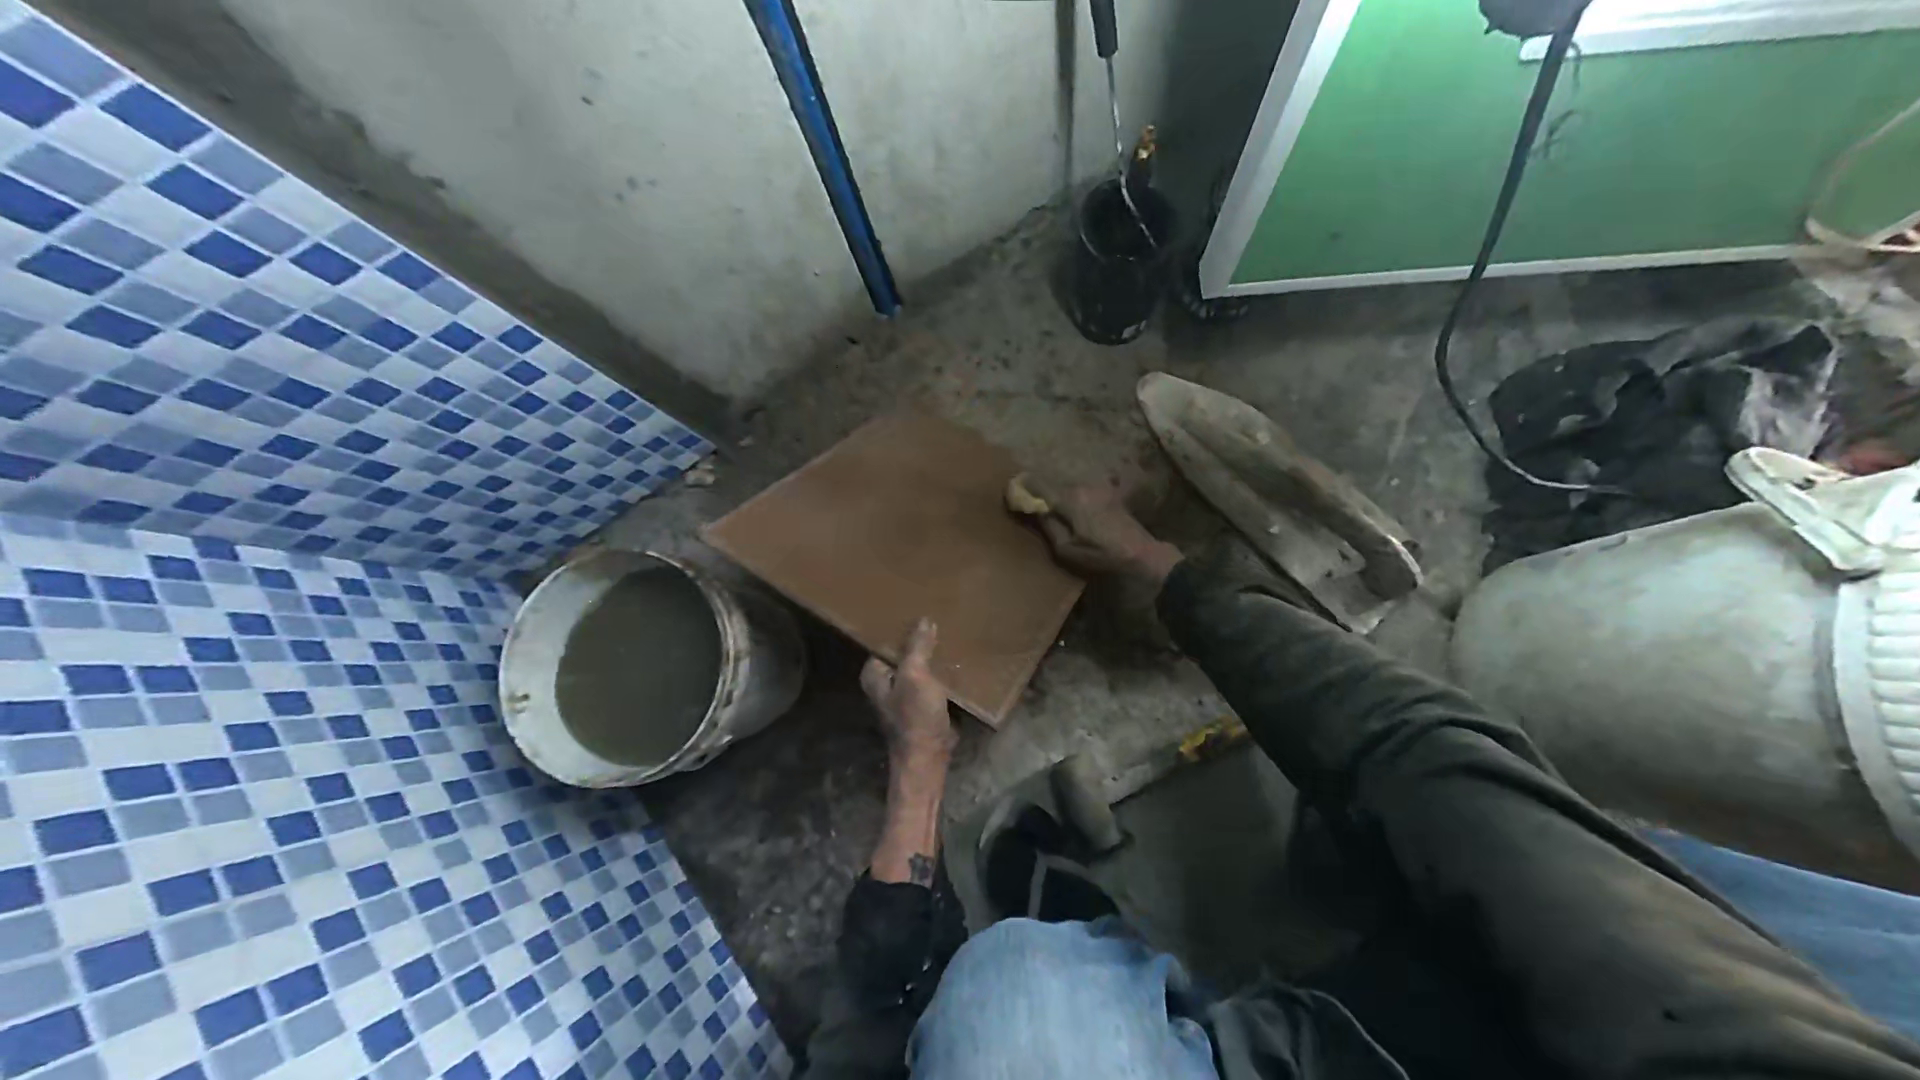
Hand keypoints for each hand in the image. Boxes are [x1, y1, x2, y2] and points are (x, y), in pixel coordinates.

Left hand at [861, 618, 956, 764]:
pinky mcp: (922, 703)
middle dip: (917, 640)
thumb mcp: (915, 676)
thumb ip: (917, 647)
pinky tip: (954, 658)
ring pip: (918, 666)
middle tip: (937, 617)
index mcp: (874, 674)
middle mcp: (885, 682)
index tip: (916, 610)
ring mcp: (904, 693)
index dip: (899, 627)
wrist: (929, 756)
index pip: (884, 641)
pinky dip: (940, 671)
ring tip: (948, 632)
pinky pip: (931, 680)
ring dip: (931, 655)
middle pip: (902, 653)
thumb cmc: (915, 716)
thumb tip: (924, 620)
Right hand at [1027, 478, 1182, 586]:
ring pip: (1066, 486)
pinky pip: (1079, 490)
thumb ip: (1047, 525)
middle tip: (1026, 499)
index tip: (1010, 487)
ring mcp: (1095, 487)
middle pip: (1052, 484)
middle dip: (1038, 490)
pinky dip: (1069, 496)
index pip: (1039, 485)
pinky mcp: (1105, 492)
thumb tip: (1032, 509)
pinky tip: (1069, 510)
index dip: (1022, 485)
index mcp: (1070, 499)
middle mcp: (1081, 487)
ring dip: (1055, 494)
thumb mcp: (1066, 548)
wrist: (1140, 551)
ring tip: (1047, 506)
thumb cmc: (1101, 553)